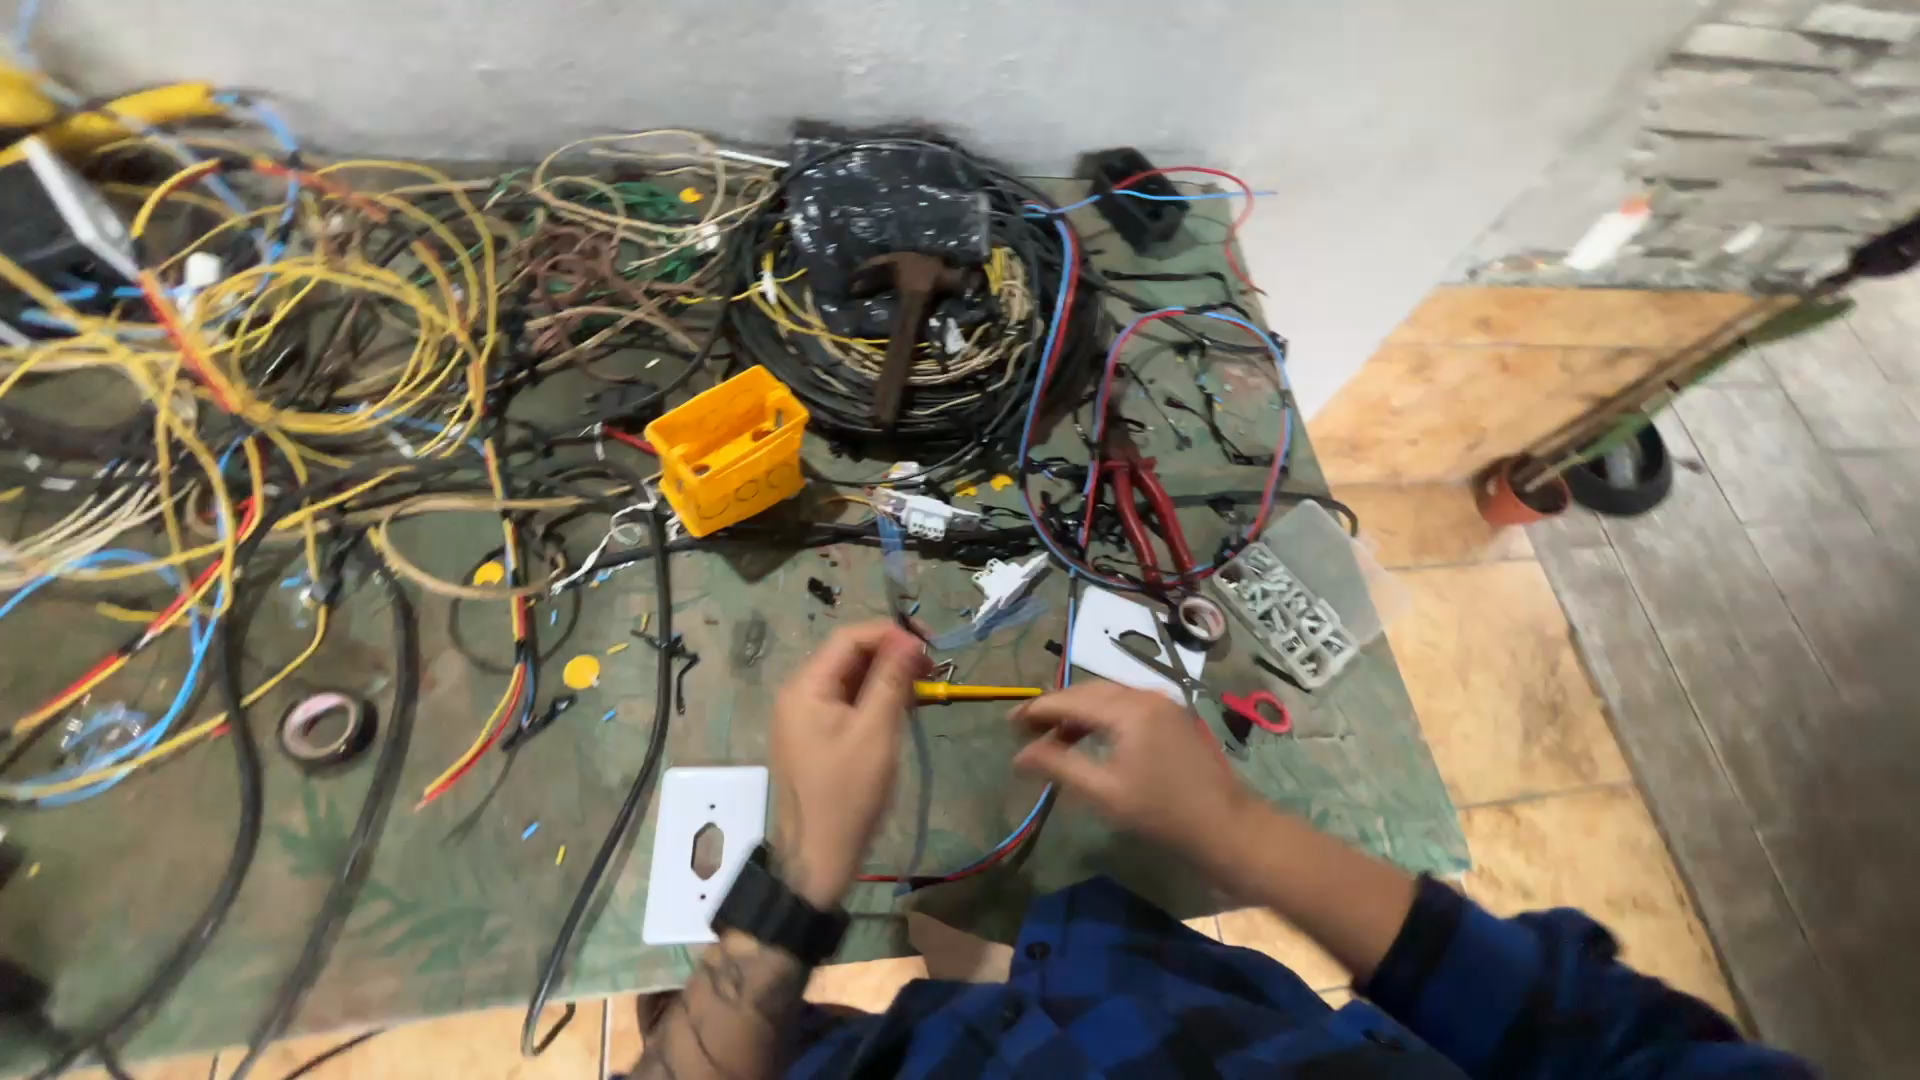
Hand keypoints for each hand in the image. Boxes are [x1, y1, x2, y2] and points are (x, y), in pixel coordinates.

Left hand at [768, 620, 930, 907]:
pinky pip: (848, 703)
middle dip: (891, 655)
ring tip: (924, 688)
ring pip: (851, 680)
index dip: (890, 634)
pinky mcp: (816, 736)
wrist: (817, 860)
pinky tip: (904, 708)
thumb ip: (892, 679)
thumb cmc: (847, 795)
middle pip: (849, 656)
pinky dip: (876, 700)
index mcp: (805, 688)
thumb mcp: (876, 732)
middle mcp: (800, 694)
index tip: (929, 646)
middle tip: (932, 668)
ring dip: (887, 677)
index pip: (849, 639)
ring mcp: (806, 717)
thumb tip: (910, 639)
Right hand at [1011, 681, 1250, 866]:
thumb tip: (1019, 756)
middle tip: (1025, 731)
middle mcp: (1145, 695)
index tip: (1008, 725)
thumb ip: (1058, 767)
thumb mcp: (1103, 793)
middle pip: (1087, 692)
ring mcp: (1162, 703)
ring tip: (1052, 738)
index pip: (1070, 700)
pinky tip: (1087, 739)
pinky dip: (1100, 717)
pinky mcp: (1172, 716)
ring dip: (1077, 713)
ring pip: (1106, 697)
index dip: (1036, 710)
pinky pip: (1125, 706)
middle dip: (1054, 709)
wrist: (1228, 828)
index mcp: (1128, 709)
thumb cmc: (1162, 814)